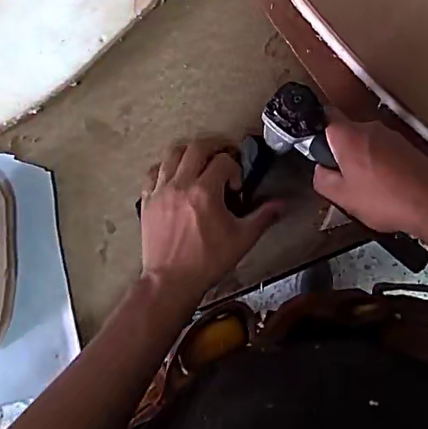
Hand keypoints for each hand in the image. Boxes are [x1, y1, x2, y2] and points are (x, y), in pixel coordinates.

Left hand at [139, 137, 280, 303]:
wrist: (171, 281)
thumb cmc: (207, 261)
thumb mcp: (242, 239)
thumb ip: (263, 217)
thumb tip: (281, 204)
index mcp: (205, 192)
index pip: (223, 161)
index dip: (234, 169)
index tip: (235, 187)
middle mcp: (181, 185)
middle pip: (196, 147)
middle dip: (214, 147)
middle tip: (223, 157)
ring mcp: (161, 191)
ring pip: (172, 154)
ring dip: (189, 153)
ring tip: (199, 163)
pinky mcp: (147, 201)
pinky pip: (153, 172)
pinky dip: (165, 168)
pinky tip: (174, 177)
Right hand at [310, 115, 427, 243]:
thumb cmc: (392, 199)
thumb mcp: (342, 197)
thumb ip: (322, 179)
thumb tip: (320, 172)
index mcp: (349, 136)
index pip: (325, 115)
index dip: (315, 128)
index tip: (313, 141)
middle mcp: (371, 129)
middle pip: (346, 134)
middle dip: (341, 154)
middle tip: (340, 178)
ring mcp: (392, 138)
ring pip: (367, 145)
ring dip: (363, 162)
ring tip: (367, 190)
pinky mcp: (407, 148)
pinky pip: (386, 154)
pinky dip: (382, 168)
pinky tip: (385, 191)